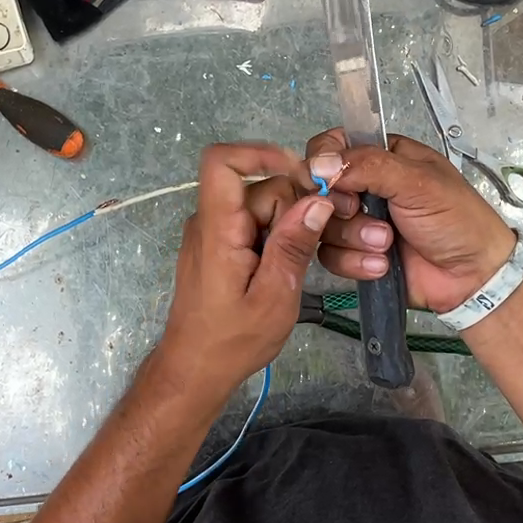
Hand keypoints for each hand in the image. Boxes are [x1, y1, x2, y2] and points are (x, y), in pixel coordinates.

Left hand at [152, 144, 331, 400]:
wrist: (195, 369)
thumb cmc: (231, 340)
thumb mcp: (274, 297)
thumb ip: (293, 246)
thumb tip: (317, 200)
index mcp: (217, 228)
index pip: (221, 161)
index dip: (260, 154)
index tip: (301, 175)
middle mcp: (210, 221)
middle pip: (258, 187)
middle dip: (295, 205)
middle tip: (327, 236)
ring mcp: (215, 233)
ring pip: (262, 206)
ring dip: (290, 226)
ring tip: (308, 263)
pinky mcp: (222, 247)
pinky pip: (254, 225)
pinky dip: (278, 237)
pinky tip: (292, 267)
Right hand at [304, 130, 514, 313]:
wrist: (472, 277)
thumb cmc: (455, 219)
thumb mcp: (417, 181)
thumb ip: (368, 166)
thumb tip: (318, 165)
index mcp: (381, 157)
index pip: (331, 147)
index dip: (320, 163)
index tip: (323, 181)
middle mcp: (364, 186)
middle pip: (318, 188)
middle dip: (339, 206)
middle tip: (359, 210)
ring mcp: (357, 221)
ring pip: (322, 224)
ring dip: (353, 236)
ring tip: (387, 243)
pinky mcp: (355, 254)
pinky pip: (330, 255)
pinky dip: (355, 261)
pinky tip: (382, 264)